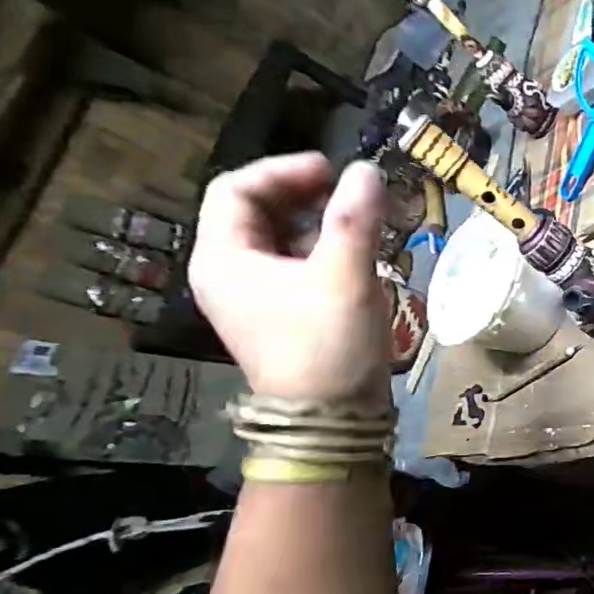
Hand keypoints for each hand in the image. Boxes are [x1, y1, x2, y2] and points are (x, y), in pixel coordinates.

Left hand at [190, 155, 390, 405]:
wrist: (332, 423)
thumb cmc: (327, 346)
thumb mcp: (344, 276)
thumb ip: (356, 218)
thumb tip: (369, 171)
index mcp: (223, 259)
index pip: (236, 190)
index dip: (282, 171)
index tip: (331, 171)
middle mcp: (228, 276)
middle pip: (255, 215)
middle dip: (303, 198)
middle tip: (347, 195)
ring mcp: (253, 302)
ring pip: (279, 244)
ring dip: (317, 227)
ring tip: (358, 226)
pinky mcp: (280, 321)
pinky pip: (294, 272)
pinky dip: (321, 257)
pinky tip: (355, 260)